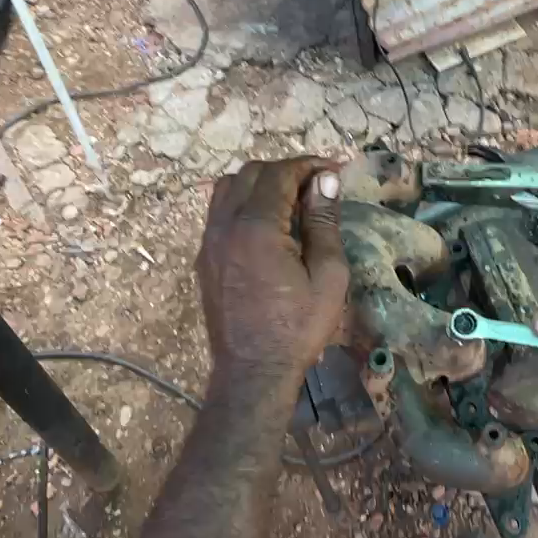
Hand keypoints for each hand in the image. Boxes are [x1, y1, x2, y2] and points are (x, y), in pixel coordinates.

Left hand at [195, 158, 348, 407]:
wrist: (253, 372)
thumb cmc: (298, 327)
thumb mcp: (328, 275)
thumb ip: (324, 222)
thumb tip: (325, 181)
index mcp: (257, 228)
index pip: (279, 174)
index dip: (308, 165)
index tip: (333, 171)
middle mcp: (225, 226)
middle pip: (251, 173)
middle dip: (286, 171)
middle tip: (316, 186)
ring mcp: (209, 241)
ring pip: (229, 187)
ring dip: (261, 183)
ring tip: (291, 201)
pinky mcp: (204, 257)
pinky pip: (219, 211)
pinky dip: (243, 202)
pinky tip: (268, 224)